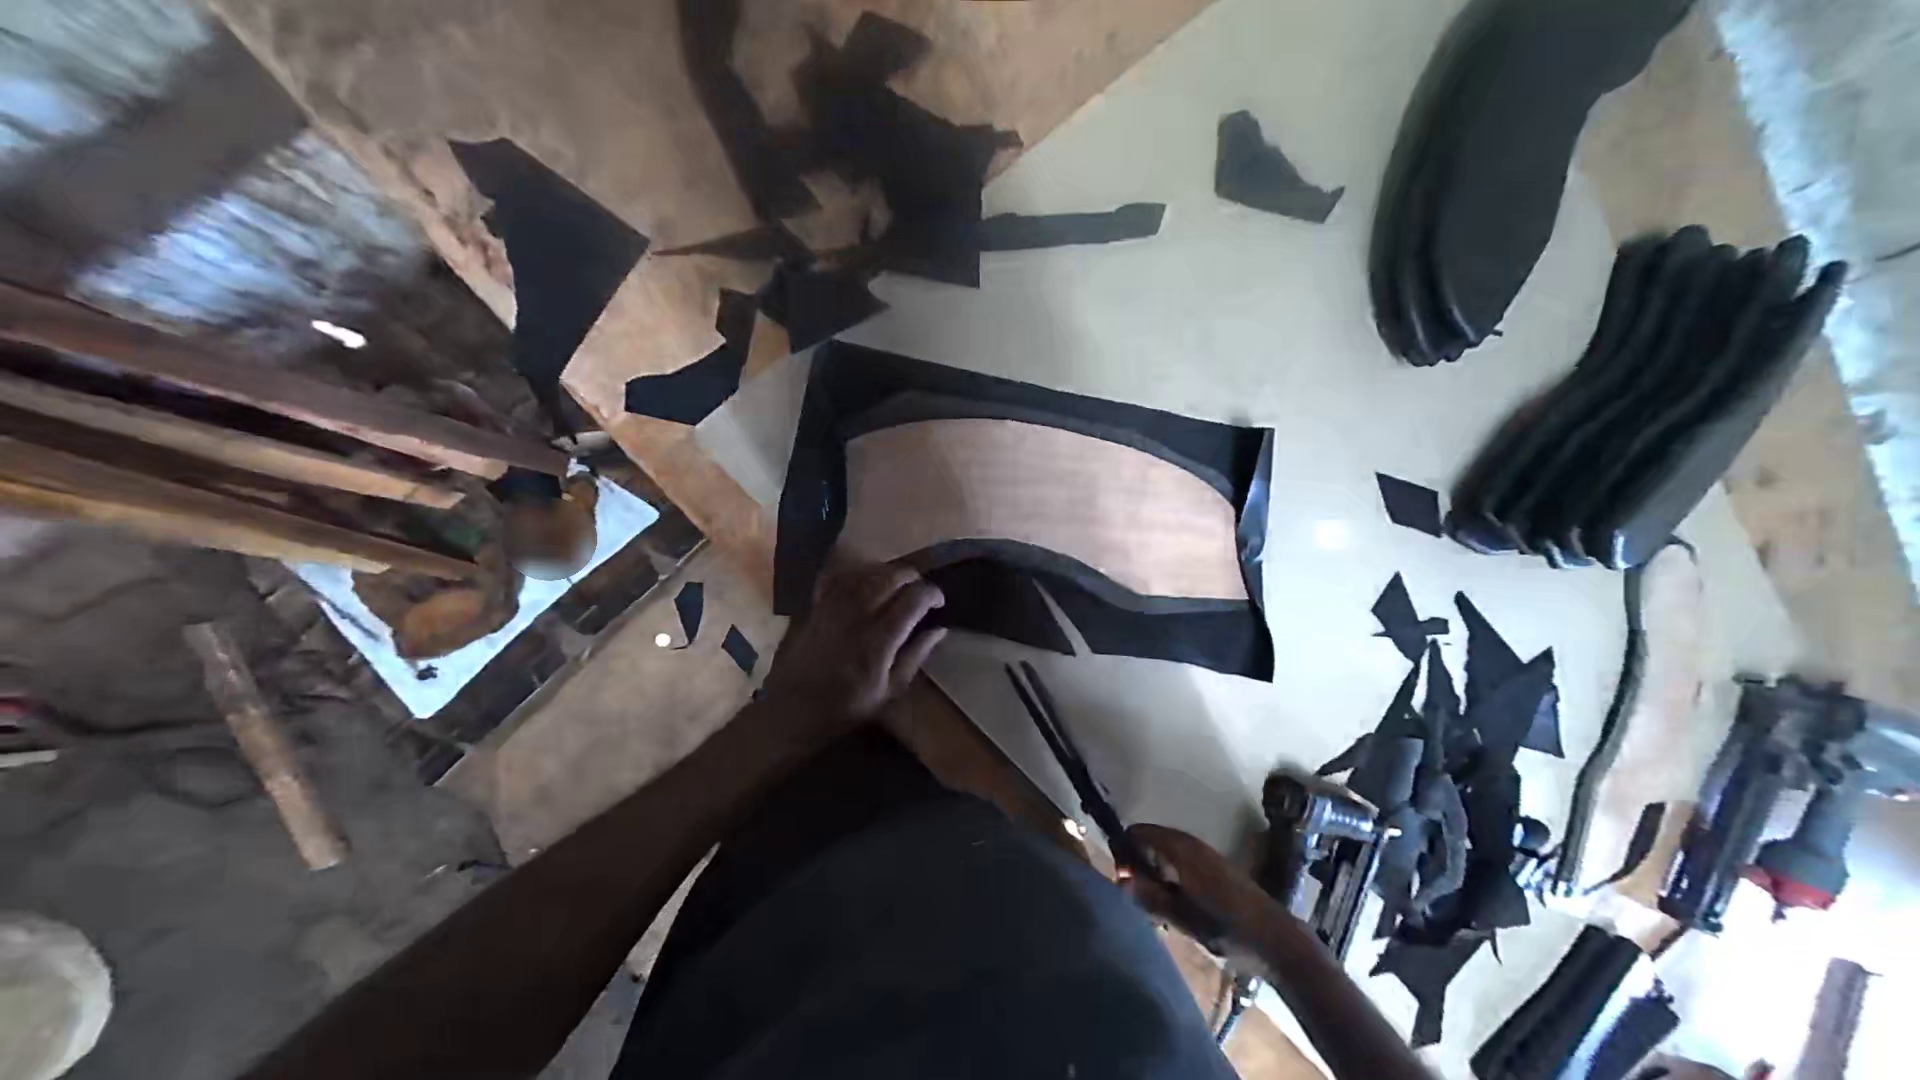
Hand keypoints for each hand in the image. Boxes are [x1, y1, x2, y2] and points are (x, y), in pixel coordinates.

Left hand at [760, 563, 947, 733]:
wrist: (794, 709)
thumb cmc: (846, 706)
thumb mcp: (890, 691)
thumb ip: (915, 656)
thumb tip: (939, 629)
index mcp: (879, 640)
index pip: (913, 600)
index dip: (932, 594)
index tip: (939, 602)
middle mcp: (857, 615)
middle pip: (890, 577)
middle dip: (912, 577)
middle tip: (920, 589)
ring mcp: (834, 607)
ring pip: (866, 572)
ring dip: (888, 572)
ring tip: (898, 583)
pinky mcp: (817, 606)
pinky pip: (840, 577)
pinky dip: (858, 573)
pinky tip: (866, 581)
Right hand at [1123, 823, 1286, 945]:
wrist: (1276, 939)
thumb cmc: (1227, 928)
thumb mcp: (1183, 918)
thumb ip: (1150, 898)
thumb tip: (1120, 881)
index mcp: (1180, 849)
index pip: (1137, 833)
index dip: (1124, 852)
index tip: (1124, 881)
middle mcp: (1190, 842)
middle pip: (1149, 839)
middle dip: (1138, 862)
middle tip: (1138, 895)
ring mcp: (1204, 852)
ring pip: (1164, 849)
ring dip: (1154, 868)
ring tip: (1155, 901)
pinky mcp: (1213, 865)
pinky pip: (1179, 858)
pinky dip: (1169, 872)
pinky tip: (1175, 901)